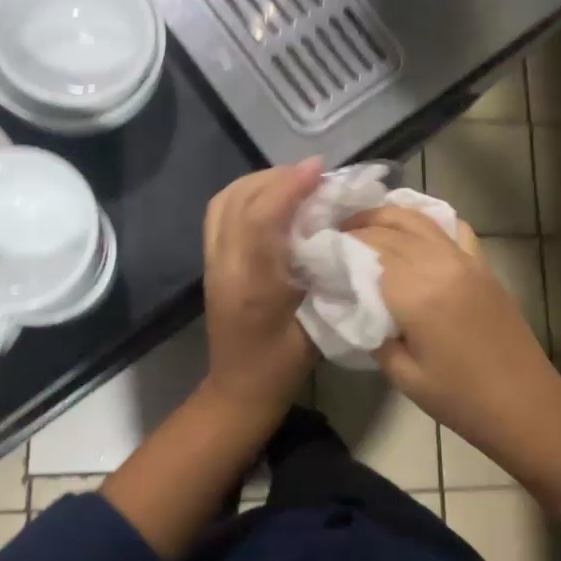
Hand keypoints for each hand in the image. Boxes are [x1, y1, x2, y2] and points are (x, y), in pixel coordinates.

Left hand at [200, 158, 325, 408]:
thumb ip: (330, 282)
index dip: (289, 187)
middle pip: (237, 200)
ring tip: (295, 183)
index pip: (260, 220)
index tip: (320, 169)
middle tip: (315, 176)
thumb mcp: (319, 328)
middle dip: (276, 177)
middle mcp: (225, 266)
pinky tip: (274, 200)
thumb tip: (351, 237)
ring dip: (259, 182)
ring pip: (224, 202)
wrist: (238, 391)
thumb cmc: (282, 367)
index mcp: (252, 286)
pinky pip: (221, 213)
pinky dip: (246, 195)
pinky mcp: (210, 262)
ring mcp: (212, 263)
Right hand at [348, 206, 560, 550]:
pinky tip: (411, 227)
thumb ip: (372, 333)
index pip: (367, 250)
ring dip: (387, 215)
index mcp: (417, 293)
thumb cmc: (460, 400)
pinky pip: (453, 228)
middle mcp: (441, 265)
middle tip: (330, 233)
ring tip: (361, 223)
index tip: (316, 246)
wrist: (525, 406)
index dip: (339, 244)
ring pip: (419, 220)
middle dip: (356, 226)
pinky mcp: (483, 266)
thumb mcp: (403, 375)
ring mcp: (466, 261)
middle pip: (389, 229)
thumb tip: (351, 304)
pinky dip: (427, 220)